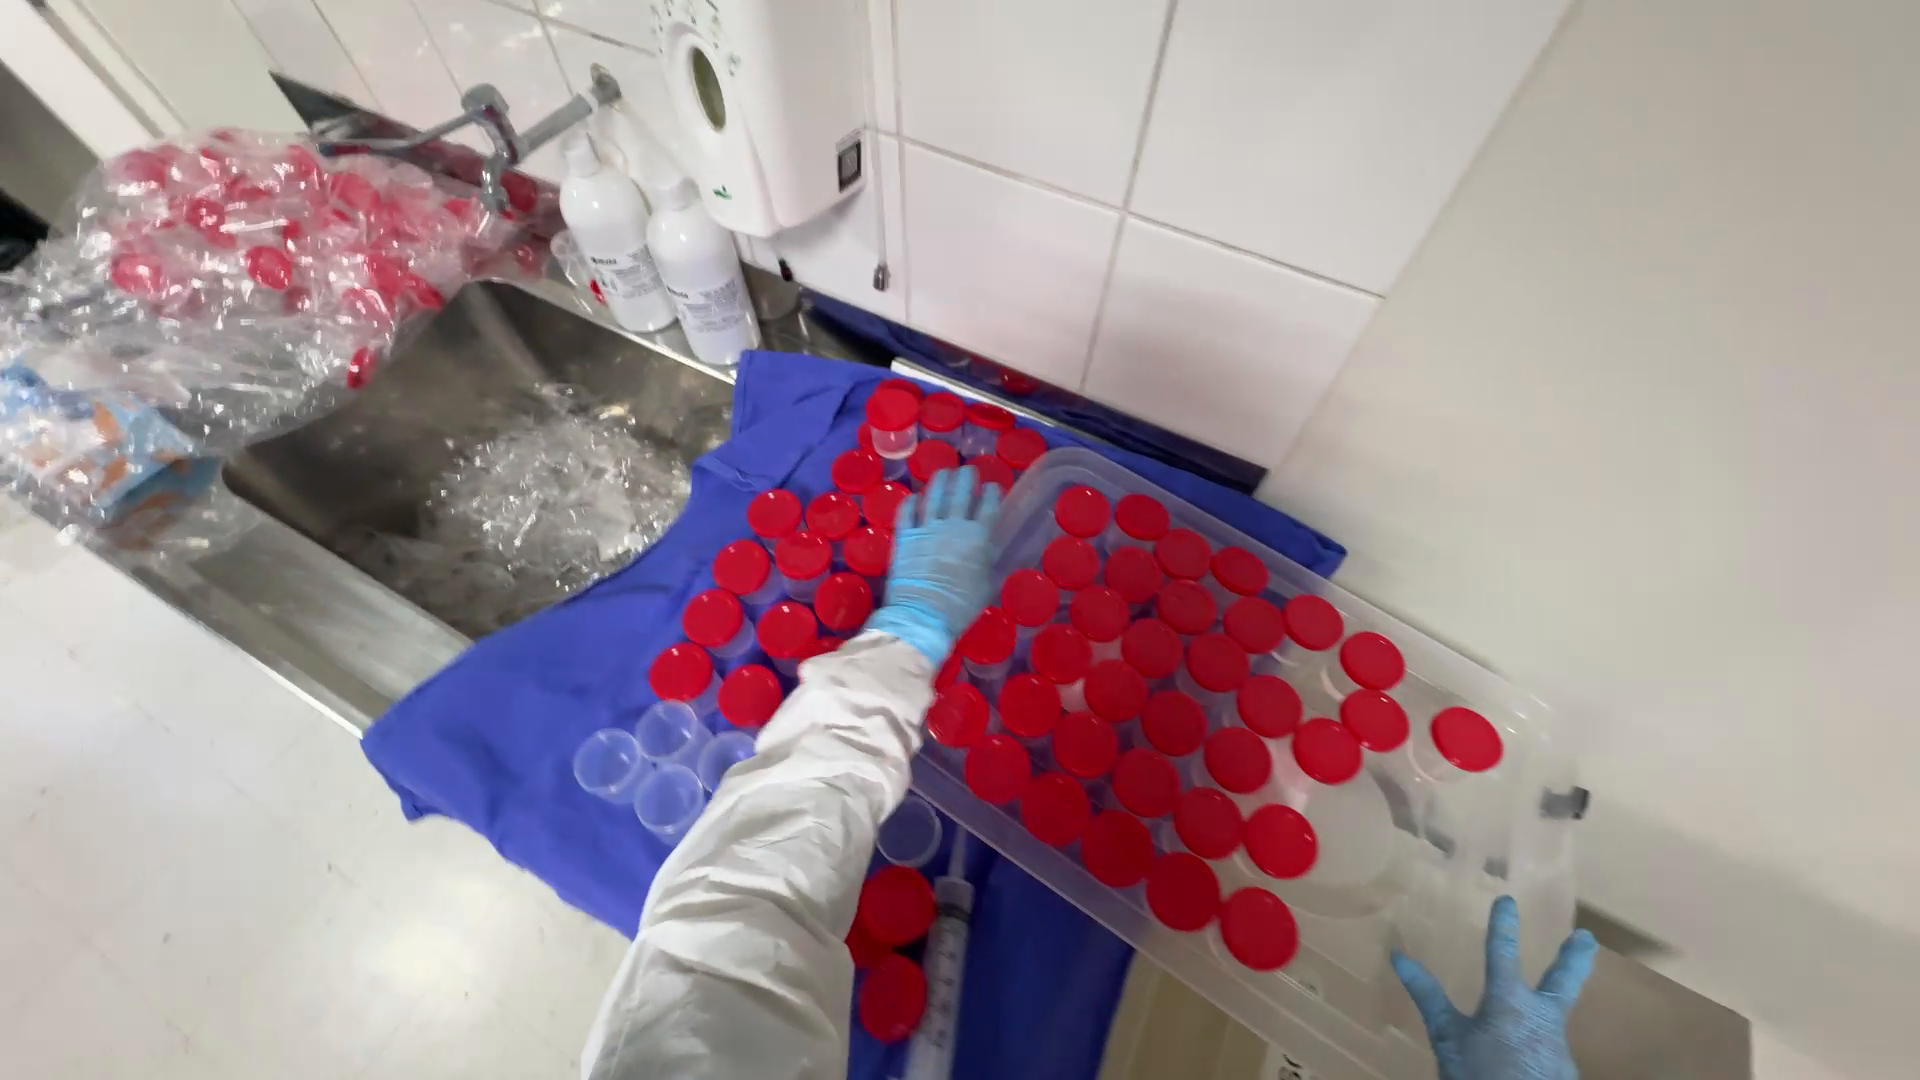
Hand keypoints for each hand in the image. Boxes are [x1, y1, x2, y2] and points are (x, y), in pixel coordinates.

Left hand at [865, 465, 1000, 664]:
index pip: (988, 507)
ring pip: (934, 497)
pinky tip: (914, 497)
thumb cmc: (961, 606)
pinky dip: (911, 502)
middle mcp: (953, 527)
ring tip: (943, 473)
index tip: (993, 486)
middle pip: (961, 494)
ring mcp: (926, 529)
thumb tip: (989, 551)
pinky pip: (906, 513)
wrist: (923, 615)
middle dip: (966, 479)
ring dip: (940, 482)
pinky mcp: (904, 537)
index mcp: (978, 538)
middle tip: (968, 470)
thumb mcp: (986, 585)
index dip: (992, 493)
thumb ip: (988, 562)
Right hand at [1392, 896, 1597, 1079]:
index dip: (1504, 927)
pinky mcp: (1562, 1076)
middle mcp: (1544, 1023)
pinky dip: (1533, 1045)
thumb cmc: (1480, 1078)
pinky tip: (1519, 1056)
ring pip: (1551, 1022)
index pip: (1503, 955)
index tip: (1508, 900)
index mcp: (1511, 1006)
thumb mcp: (1446, 1039)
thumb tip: (1399, 956)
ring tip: (1519, 1018)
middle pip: (1562, 984)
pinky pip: (1546, 1051)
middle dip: (1574, 960)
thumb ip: (1428, 997)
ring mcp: (1560, 1053)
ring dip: (1542, 1011)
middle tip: (1587, 937)